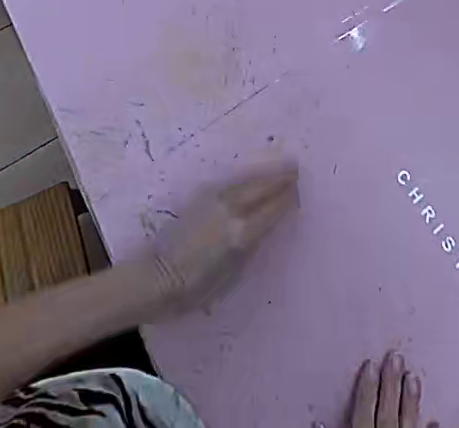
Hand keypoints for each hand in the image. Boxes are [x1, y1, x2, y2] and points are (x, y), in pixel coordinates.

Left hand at [146, 163, 298, 315]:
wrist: (156, 277)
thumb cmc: (195, 289)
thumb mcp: (232, 274)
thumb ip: (252, 247)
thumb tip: (267, 227)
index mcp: (241, 233)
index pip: (273, 209)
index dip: (288, 199)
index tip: (301, 191)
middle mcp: (231, 209)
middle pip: (262, 188)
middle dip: (281, 178)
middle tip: (297, 170)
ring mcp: (215, 199)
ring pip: (248, 182)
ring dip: (266, 174)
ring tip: (282, 169)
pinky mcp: (202, 196)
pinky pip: (234, 183)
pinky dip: (249, 179)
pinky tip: (254, 179)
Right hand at [319, 353, 436, 427]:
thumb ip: (336, 426)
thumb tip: (318, 420)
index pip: (363, 412)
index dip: (366, 387)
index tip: (370, 363)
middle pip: (387, 412)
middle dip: (391, 384)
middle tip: (396, 357)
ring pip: (407, 424)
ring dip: (410, 401)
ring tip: (414, 376)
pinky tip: (435, 418)